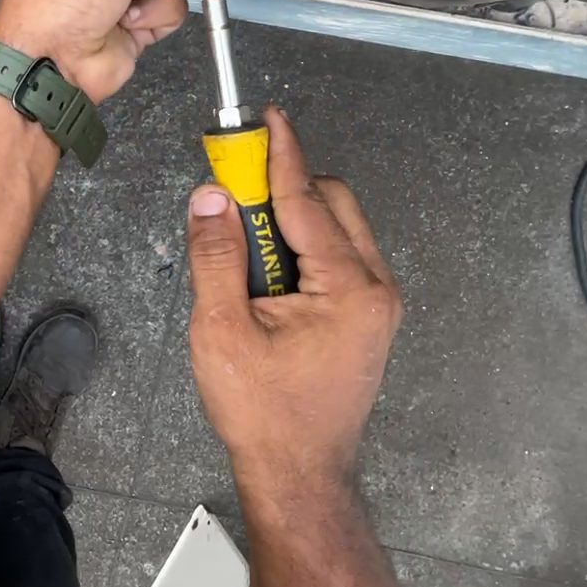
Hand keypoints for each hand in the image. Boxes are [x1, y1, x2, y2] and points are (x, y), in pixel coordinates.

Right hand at [183, 107, 402, 504]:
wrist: (298, 471)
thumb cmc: (259, 406)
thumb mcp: (223, 330)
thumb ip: (216, 257)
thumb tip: (209, 196)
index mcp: (349, 286)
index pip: (307, 200)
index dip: (280, 154)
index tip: (265, 115)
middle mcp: (376, 284)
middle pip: (330, 203)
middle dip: (282, 186)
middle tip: (230, 194)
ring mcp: (376, 301)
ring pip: (335, 226)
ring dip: (288, 216)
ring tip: (240, 242)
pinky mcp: (364, 314)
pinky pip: (334, 253)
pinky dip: (297, 243)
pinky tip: (263, 269)